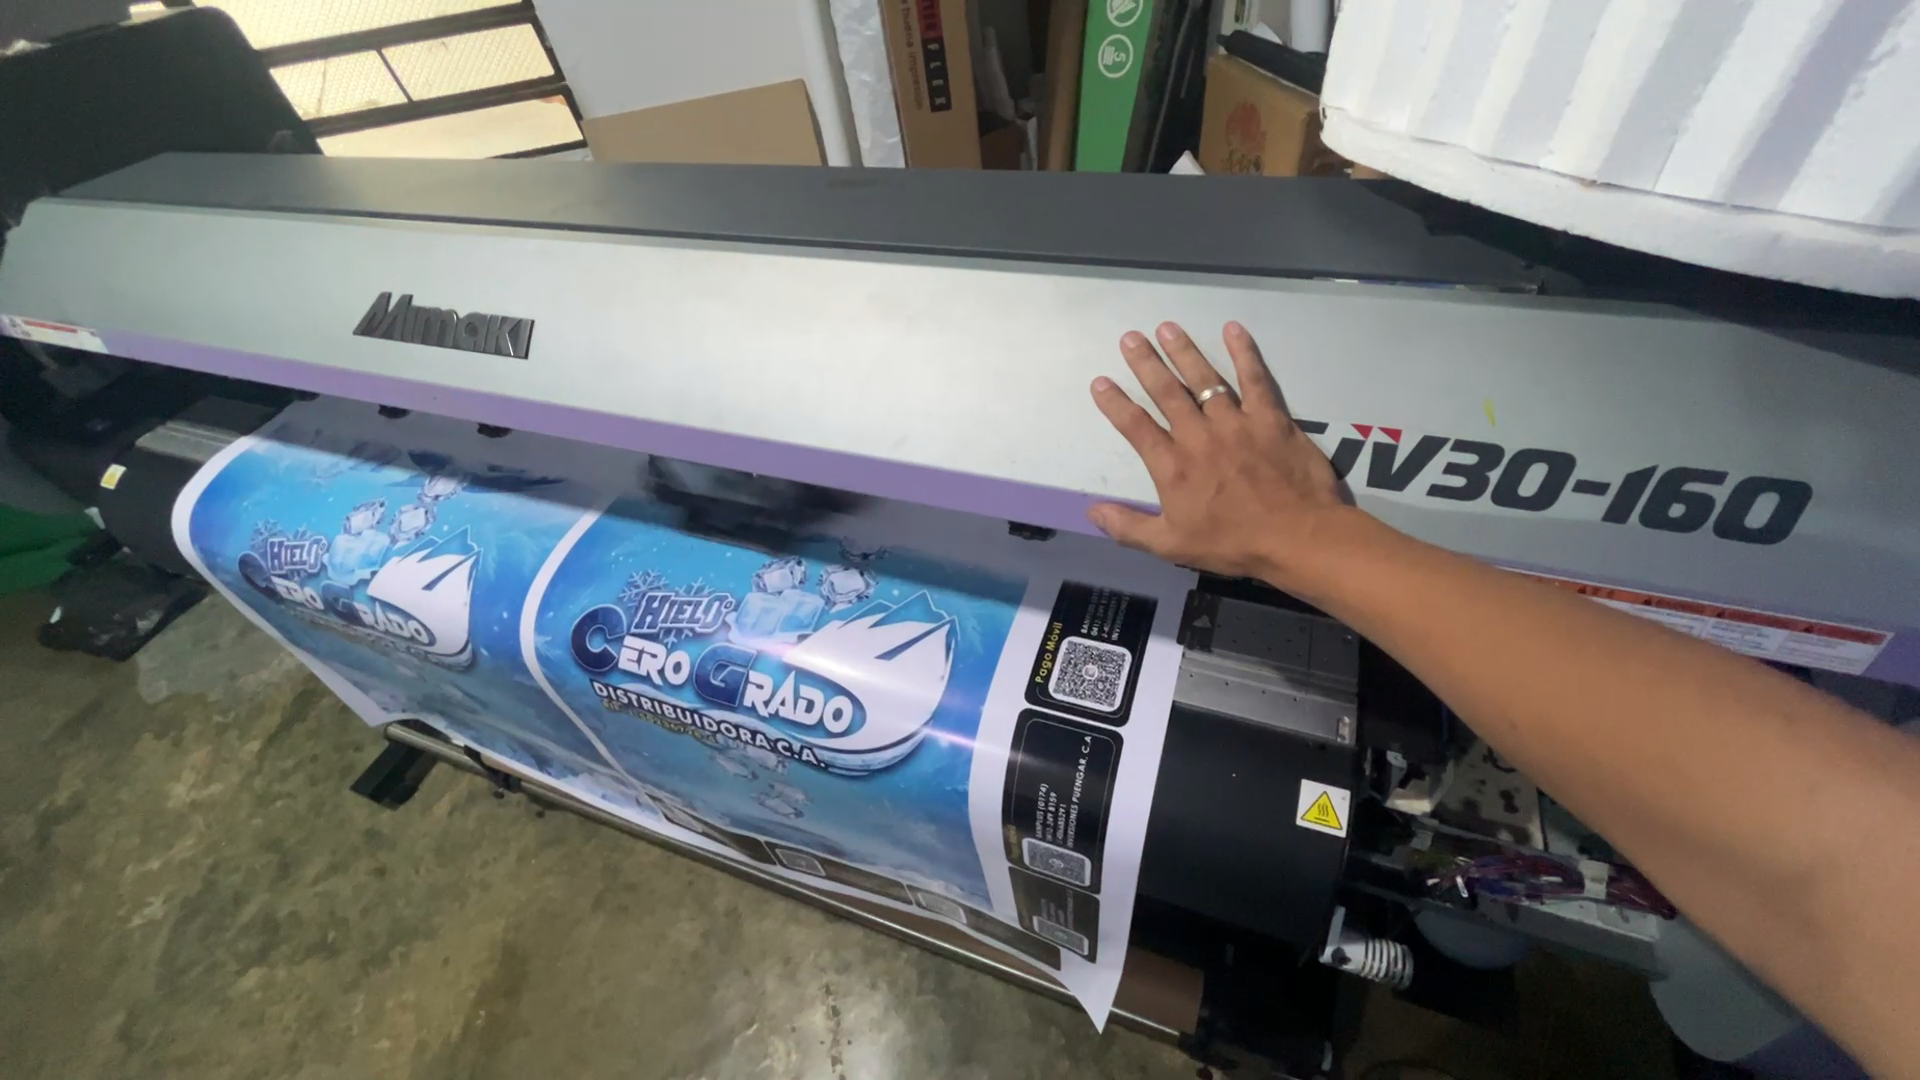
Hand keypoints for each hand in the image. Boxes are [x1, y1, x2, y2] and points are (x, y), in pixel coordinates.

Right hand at [1088, 321, 1357, 590]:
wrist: (1296, 537)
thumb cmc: (1232, 543)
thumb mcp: (1171, 545)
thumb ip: (1129, 527)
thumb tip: (1092, 511)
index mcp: (1172, 466)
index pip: (1135, 426)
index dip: (1115, 403)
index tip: (1100, 382)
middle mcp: (1198, 436)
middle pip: (1166, 392)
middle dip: (1145, 363)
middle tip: (1130, 338)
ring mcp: (1236, 423)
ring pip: (1205, 379)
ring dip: (1184, 351)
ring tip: (1167, 327)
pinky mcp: (1270, 418)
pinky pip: (1255, 379)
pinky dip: (1244, 352)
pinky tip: (1233, 330)